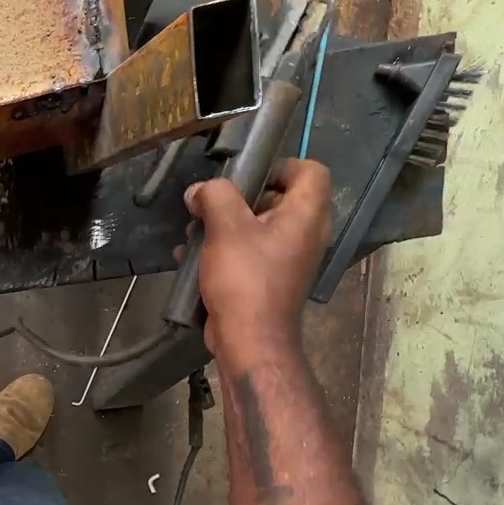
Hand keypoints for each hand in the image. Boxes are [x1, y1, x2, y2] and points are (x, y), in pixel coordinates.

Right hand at [187, 158, 332, 362]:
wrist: (250, 338)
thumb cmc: (244, 279)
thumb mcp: (226, 229)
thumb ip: (214, 197)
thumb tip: (200, 190)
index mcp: (307, 214)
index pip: (310, 171)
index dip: (279, 166)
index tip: (244, 176)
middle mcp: (306, 234)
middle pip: (279, 200)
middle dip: (239, 200)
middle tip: (209, 208)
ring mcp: (290, 260)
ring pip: (259, 229)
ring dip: (226, 228)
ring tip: (195, 235)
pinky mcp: (271, 281)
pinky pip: (250, 255)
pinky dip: (225, 252)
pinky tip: (193, 260)